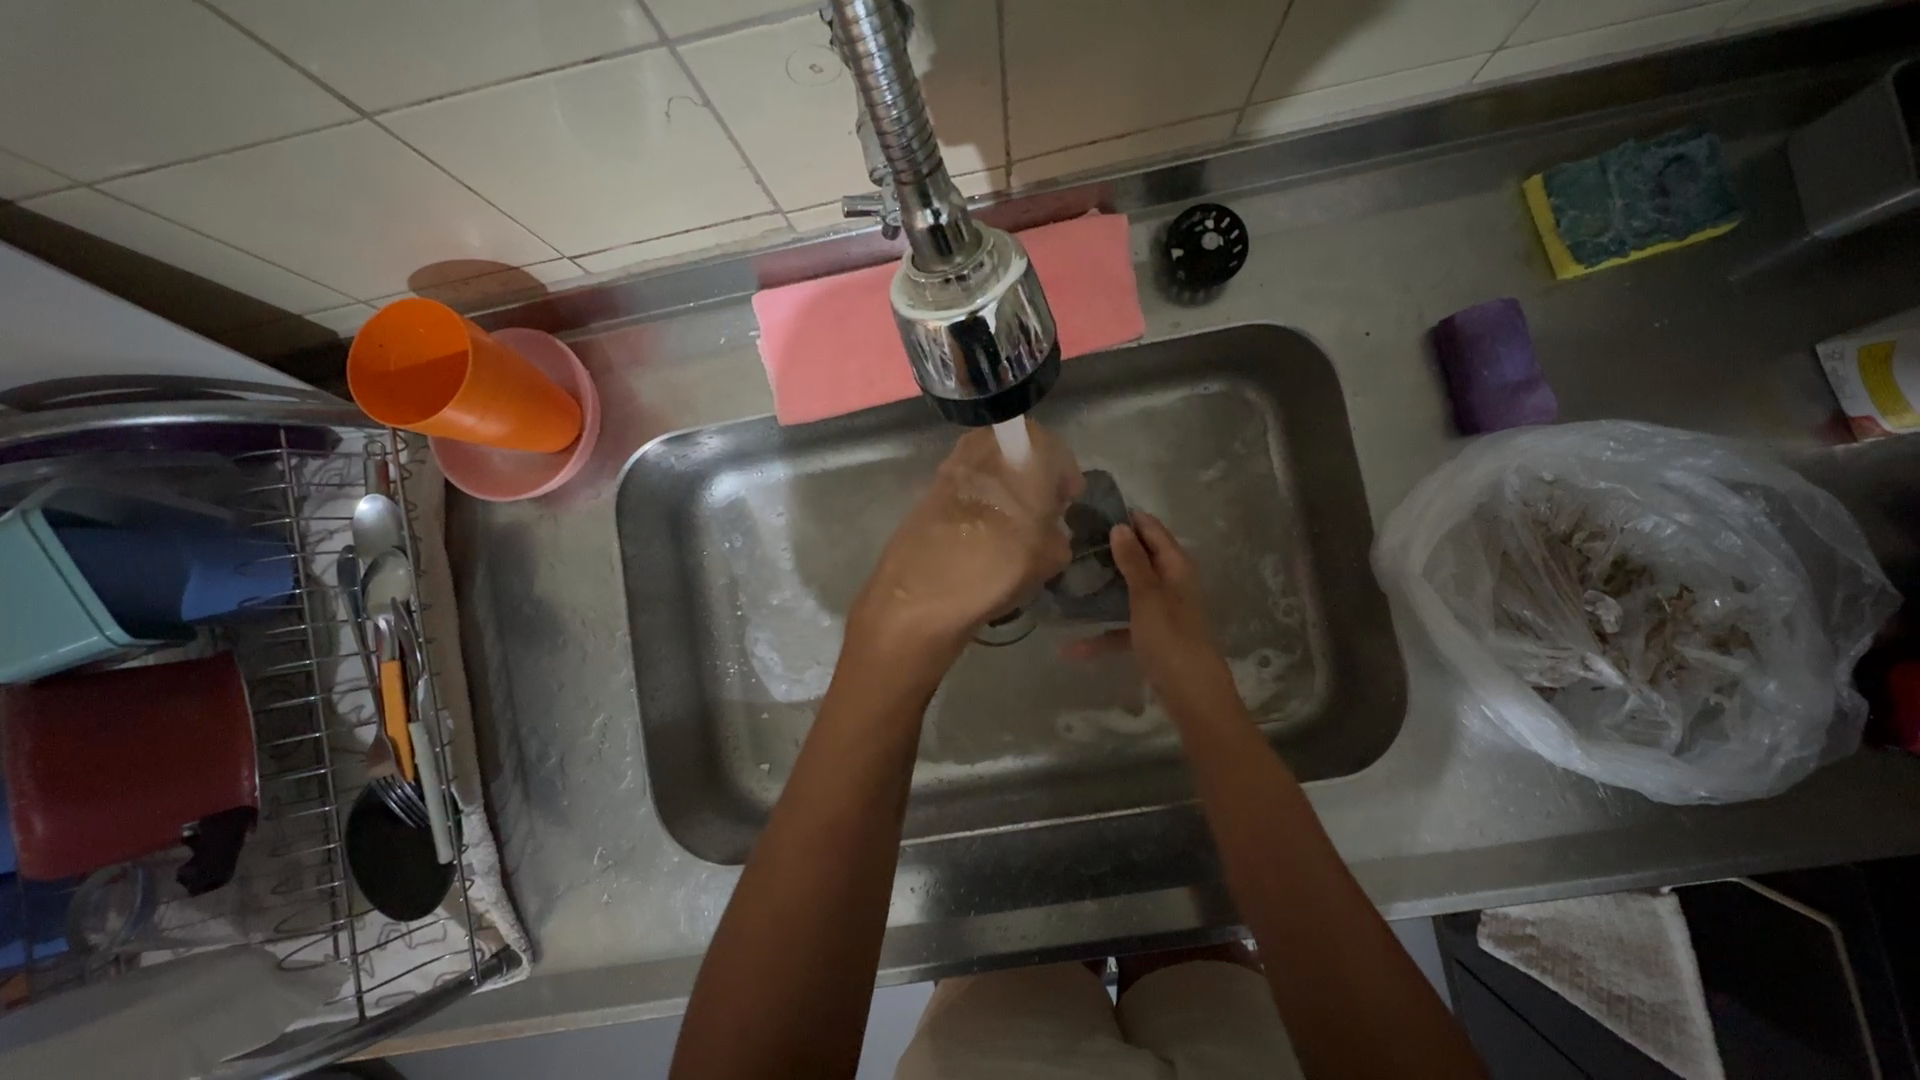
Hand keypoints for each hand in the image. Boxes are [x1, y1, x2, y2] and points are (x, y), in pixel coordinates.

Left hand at [851, 418, 1083, 662]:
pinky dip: (979, 504)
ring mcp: (953, 463)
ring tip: (1012, 529)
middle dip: (1033, 479)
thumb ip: (1059, 537)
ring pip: (991, 469)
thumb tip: (1051, 532)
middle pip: (1019, 453)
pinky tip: (983, 537)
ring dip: (1004, 491)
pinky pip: (967, 488)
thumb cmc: (999, 564)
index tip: (1067, 504)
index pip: (1056, 451)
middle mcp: (987, 444)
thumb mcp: (1050, 558)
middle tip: (1042, 514)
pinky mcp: (929, 488)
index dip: (1064, 478)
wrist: (922, 591)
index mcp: (1025, 449)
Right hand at [1069, 511, 1243, 724]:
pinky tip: (1070, 647)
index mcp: (1176, 567)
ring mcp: (1161, 612)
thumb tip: (1120, 526)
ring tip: (1067, 579)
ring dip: (1101, 590)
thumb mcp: (1148, 596)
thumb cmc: (1170, 639)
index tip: (1093, 509)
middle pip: (1138, 559)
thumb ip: (1133, 562)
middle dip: (1108, 551)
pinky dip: (1101, 635)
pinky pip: (1121, 629)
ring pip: (1127, 592)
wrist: (1192, 695)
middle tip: (1072, 541)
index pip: (1153, 530)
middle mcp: (1170, 584)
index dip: (1128, 518)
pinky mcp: (1151, 638)